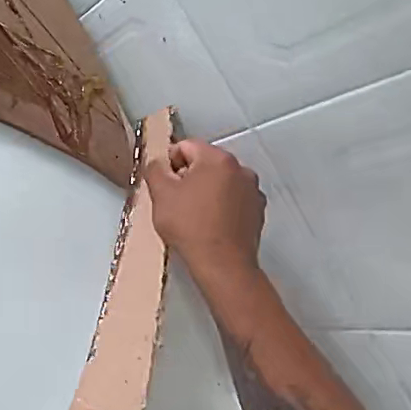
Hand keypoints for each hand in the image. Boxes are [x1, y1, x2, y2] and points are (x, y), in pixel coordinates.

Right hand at [144, 139, 265, 278]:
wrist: (221, 264)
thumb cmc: (191, 227)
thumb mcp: (160, 193)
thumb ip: (154, 169)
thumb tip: (157, 163)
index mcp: (217, 160)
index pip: (186, 145)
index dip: (168, 162)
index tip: (162, 182)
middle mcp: (240, 170)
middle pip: (204, 162)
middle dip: (187, 176)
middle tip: (172, 199)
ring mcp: (252, 191)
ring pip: (219, 181)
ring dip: (204, 190)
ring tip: (189, 214)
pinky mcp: (256, 211)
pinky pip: (232, 199)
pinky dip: (219, 205)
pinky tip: (206, 223)